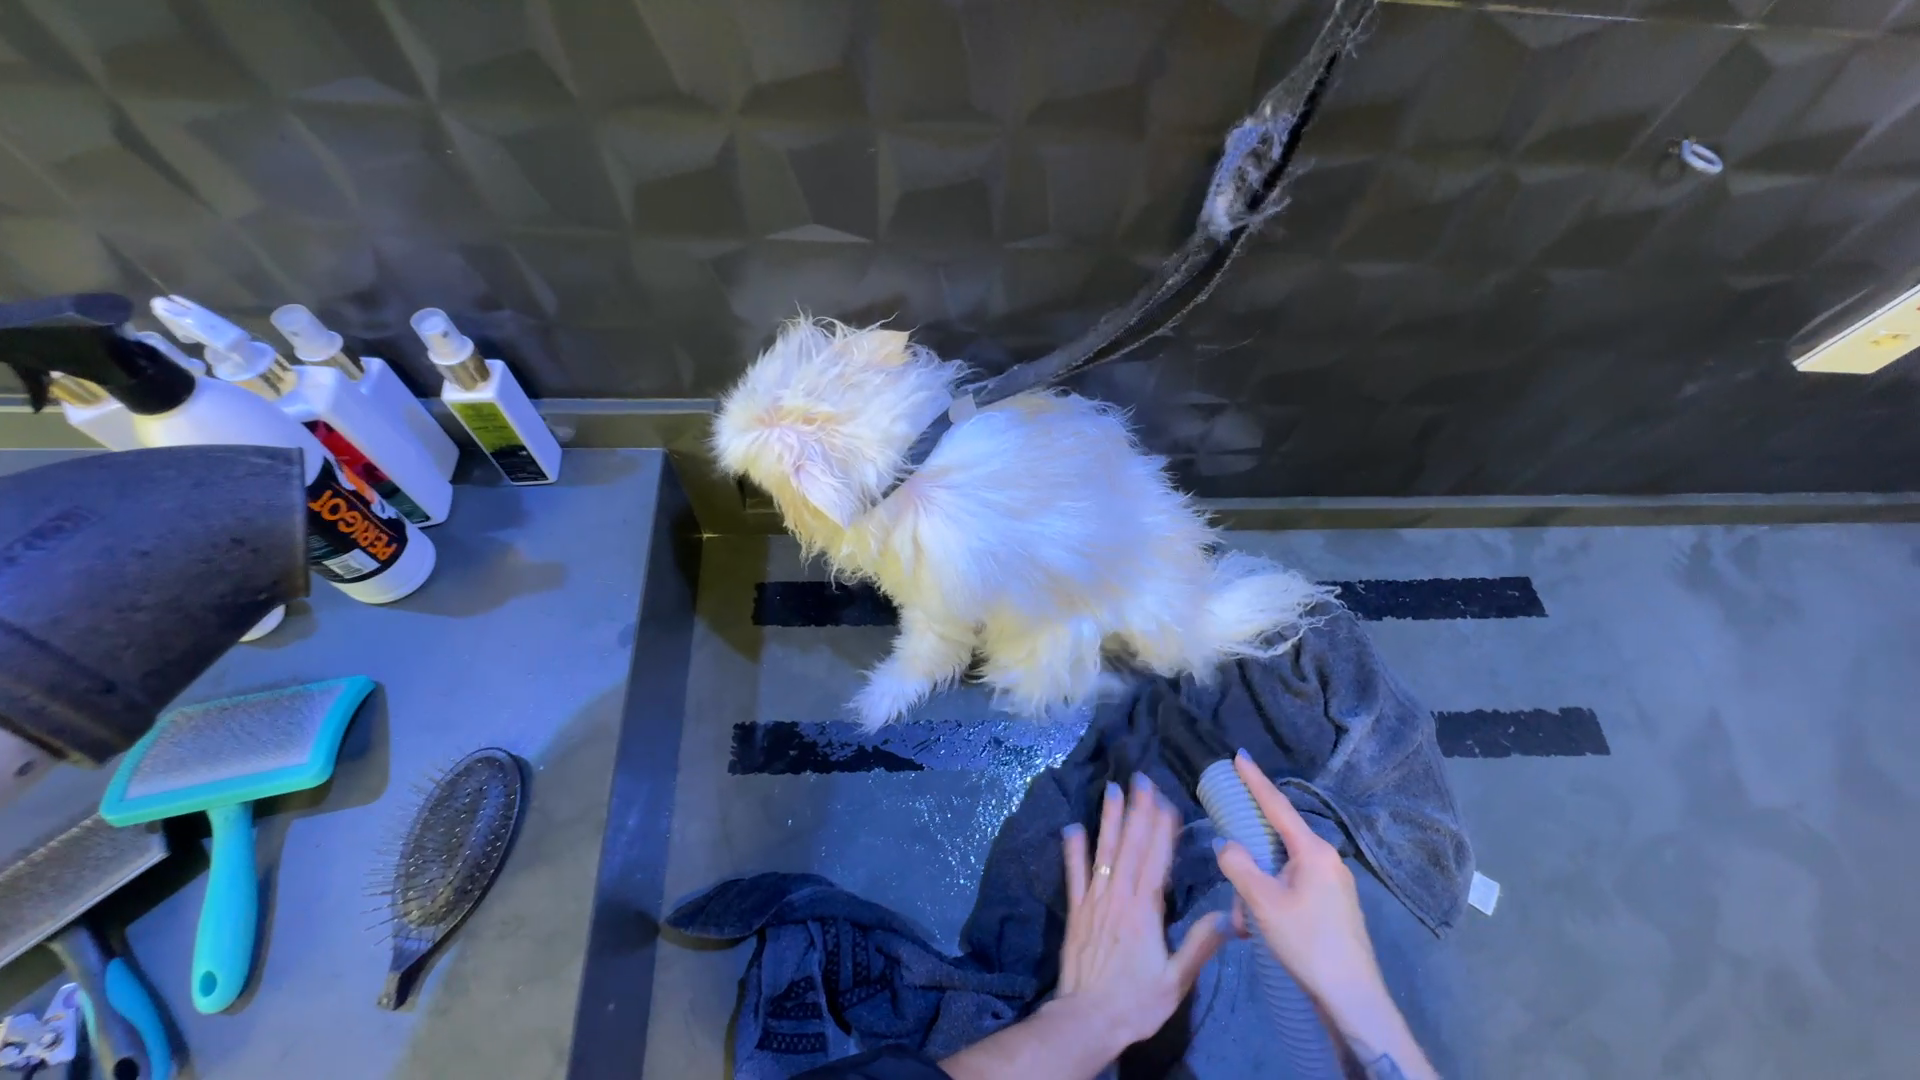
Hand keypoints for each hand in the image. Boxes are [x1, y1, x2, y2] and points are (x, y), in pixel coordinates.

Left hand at [1053, 774, 1229, 1052]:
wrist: (1088, 1018)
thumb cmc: (1137, 1001)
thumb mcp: (1177, 980)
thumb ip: (1200, 945)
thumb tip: (1229, 915)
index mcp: (1145, 910)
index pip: (1156, 859)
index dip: (1161, 828)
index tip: (1166, 800)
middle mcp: (1118, 895)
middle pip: (1130, 846)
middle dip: (1137, 811)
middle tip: (1140, 779)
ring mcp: (1094, 900)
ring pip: (1103, 851)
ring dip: (1109, 820)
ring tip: (1112, 790)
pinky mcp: (1076, 910)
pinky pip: (1074, 874)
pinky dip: (1073, 850)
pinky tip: (1072, 827)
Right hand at [1212, 752, 1380, 1008]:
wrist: (1352, 997)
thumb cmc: (1307, 942)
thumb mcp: (1262, 902)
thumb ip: (1238, 865)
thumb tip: (1228, 846)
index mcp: (1313, 851)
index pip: (1277, 805)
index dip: (1255, 780)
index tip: (1239, 755)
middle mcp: (1326, 860)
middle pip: (1274, 843)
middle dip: (1248, 864)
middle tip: (1235, 892)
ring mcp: (1332, 883)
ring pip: (1279, 871)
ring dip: (1256, 891)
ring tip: (1247, 925)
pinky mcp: (1332, 905)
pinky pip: (1291, 888)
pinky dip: (1271, 902)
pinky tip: (1261, 929)